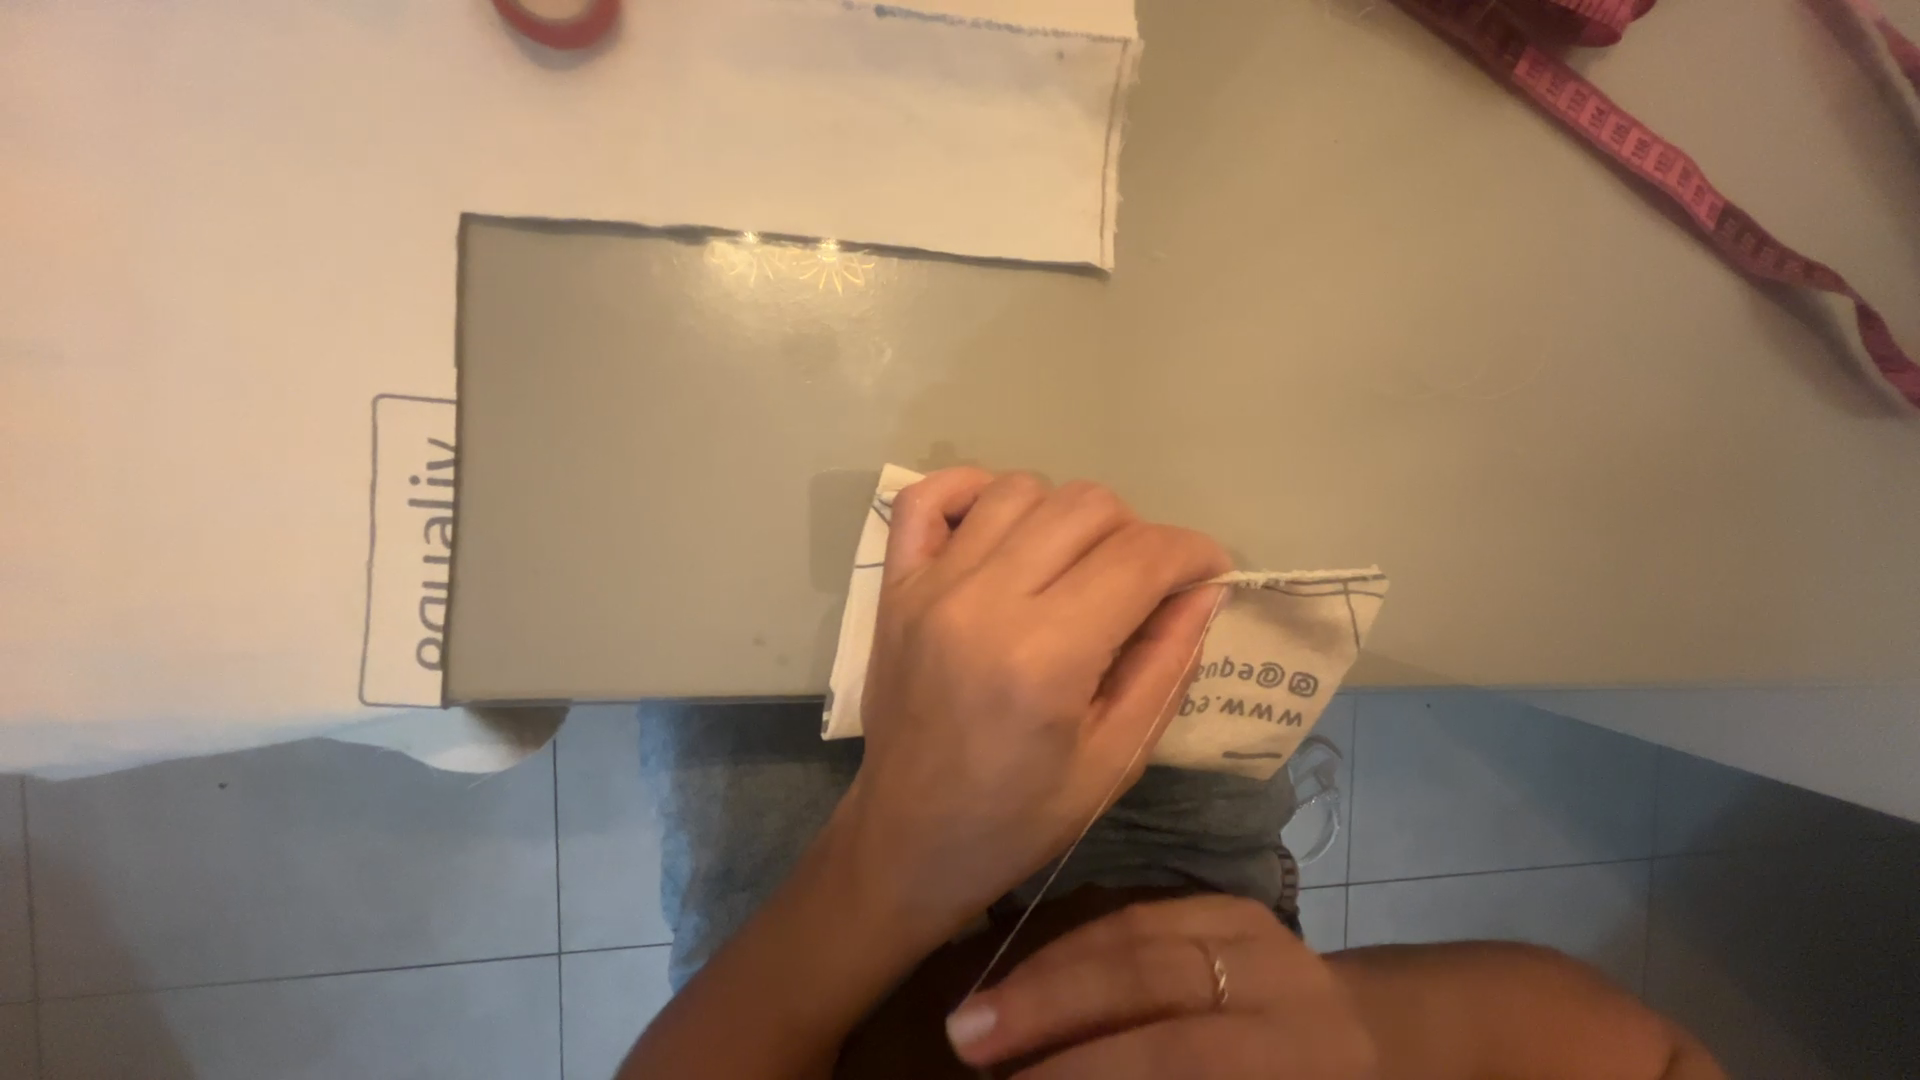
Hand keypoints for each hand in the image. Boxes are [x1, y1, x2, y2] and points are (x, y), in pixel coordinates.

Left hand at [834, 469, 1229, 936]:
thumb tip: (1204, 588)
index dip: (1194, 553)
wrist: (908, 837)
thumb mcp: (1114, 758)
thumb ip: (1167, 664)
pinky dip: (973, 491)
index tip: (1209, 573)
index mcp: (1044, 656)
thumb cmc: (1018, 816)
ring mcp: (930, 584)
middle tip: (1141, 585)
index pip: (1141, 556)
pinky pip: (926, 495)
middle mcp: (983, 601)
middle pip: (1086, 505)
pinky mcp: (894, 584)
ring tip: (1074, 566)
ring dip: (1066, 516)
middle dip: (1137, 535)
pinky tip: (1003, 529)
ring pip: (1020, 489)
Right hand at [946, 895, 1378, 1077]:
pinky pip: (1137, 910)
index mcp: (1298, 1050)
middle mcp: (1277, 977)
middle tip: (965, 1037)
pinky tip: (1028, 967)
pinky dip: (1076, 940)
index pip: (1182, 1053)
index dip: (1091, 1066)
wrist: (1374, 1043)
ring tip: (981, 1004)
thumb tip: (1056, 1072)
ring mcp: (1252, 926)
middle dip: (1049, 1005)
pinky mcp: (1227, 901)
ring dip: (1048, 968)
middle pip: (1149, 973)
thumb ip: (1158, 1075)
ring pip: (1133, 928)